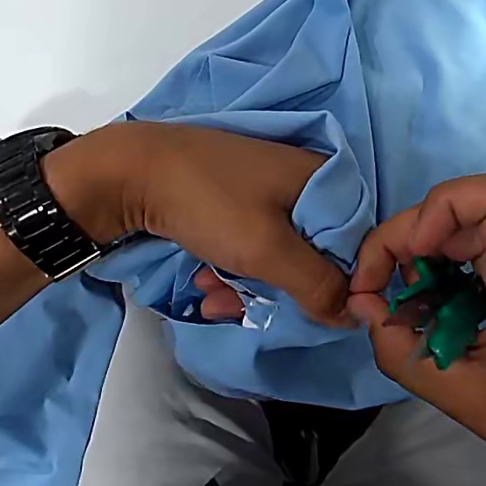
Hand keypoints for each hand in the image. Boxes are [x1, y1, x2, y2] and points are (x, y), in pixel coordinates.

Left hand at [45, 122, 349, 324]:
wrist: (130, 171)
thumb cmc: (208, 203)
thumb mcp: (268, 250)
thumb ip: (318, 285)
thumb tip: (352, 314)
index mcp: (322, 178)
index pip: (355, 240)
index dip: (338, 281)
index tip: (312, 309)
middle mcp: (300, 179)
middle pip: (314, 250)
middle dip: (281, 289)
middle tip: (246, 308)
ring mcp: (265, 187)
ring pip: (278, 251)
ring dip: (249, 284)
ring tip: (213, 297)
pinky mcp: (236, 197)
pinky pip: (251, 241)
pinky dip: (233, 266)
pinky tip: (206, 281)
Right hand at [347, 170, 485, 485]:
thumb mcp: (461, 395)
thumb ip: (398, 349)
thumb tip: (363, 305)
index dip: (442, 207)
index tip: (411, 257)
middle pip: (470, 206)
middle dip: (411, 236)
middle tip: (377, 285)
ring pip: (471, 223)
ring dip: (425, 251)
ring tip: (403, 298)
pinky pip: (483, 246)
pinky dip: (445, 266)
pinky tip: (432, 303)